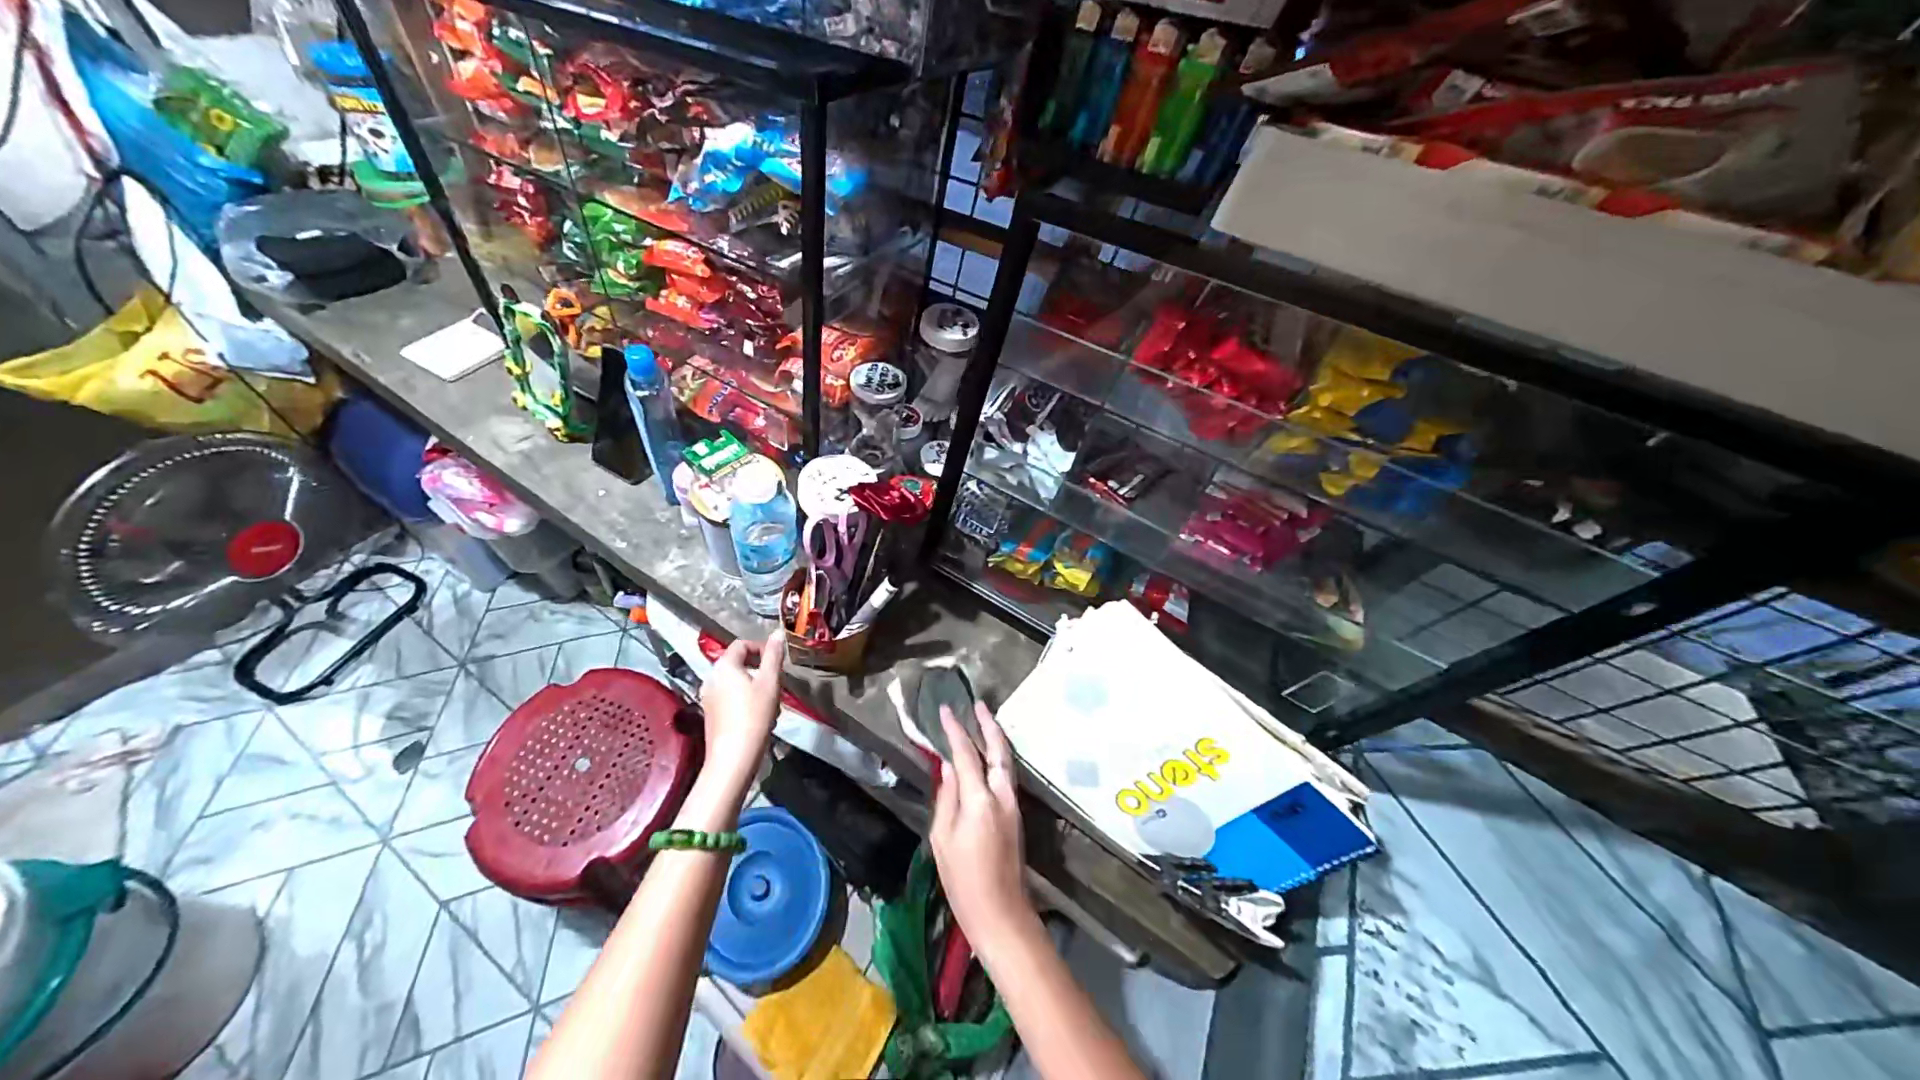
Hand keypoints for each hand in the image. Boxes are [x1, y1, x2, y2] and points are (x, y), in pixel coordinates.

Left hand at [697, 632, 784, 787]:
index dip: (761, 648)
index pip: (741, 644)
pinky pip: (729, 697)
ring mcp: (707, 697)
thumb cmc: (754, 715)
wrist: (733, 757)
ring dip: (753, 686)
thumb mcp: (770, 682)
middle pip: (737, 663)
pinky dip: (744, 699)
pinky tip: (758, 716)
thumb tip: (778, 632)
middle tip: (777, 684)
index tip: (777, 661)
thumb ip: (774, 656)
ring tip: (770, 703)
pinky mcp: (709, 714)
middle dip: (759, 670)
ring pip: (734, 682)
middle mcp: (710, 677)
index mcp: (724, 666)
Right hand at [930, 703, 1033, 947]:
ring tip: (984, 720)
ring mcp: (1013, 805)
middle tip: (976, 705)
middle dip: (987, 725)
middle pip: (998, 751)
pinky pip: (1007, 774)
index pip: (966, 754)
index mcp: (980, 800)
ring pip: (1006, 761)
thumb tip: (948, 768)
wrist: (1001, 912)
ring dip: (996, 738)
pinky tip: (989, 754)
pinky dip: (998, 757)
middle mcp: (1002, 796)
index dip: (955, 731)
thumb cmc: (963, 881)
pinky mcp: (1016, 815)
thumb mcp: (942, 839)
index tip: (945, 710)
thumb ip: (946, 798)